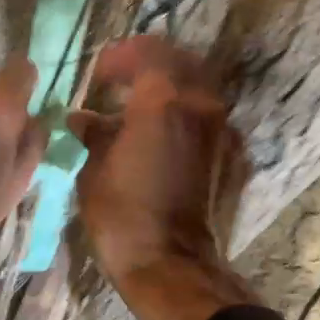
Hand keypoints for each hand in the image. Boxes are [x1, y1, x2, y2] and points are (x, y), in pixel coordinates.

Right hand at [68, 37, 256, 319]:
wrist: (173, 266)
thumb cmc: (121, 216)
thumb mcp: (93, 171)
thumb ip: (93, 135)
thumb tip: (84, 119)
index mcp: (162, 102)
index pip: (146, 53)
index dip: (119, 56)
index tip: (98, 72)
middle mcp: (201, 106)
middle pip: (181, 63)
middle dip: (150, 64)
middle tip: (121, 80)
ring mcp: (224, 132)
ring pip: (200, 91)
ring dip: (171, 91)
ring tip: (141, 111)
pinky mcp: (235, 158)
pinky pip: (210, 123)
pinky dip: (187, 120)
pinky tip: (164, 142)